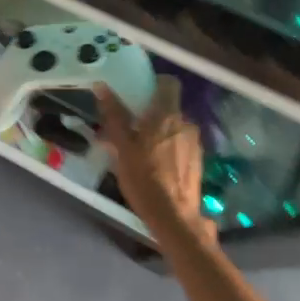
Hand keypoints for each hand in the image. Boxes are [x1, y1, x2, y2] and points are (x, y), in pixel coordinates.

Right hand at [96, 77, 215, 249]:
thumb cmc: (143, 178)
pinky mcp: (197, 160)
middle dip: (149, 114)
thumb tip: (101, 86)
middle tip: (127, 129)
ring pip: (173, 127)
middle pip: (168, 107)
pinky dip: (167, 148)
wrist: (174, 217)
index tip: (137, 94)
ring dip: (157, 132)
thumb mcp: (122, 146)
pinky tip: (154, 166)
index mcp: (167, 115)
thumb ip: (114, 115)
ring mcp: (195, 143)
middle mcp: (186, 123)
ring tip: (138, 151)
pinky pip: (180, 144)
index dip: (154, 84)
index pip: (169, 83)